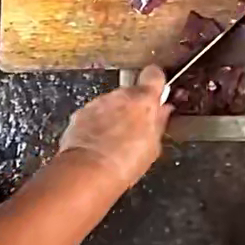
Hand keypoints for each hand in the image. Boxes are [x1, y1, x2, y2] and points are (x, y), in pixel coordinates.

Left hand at [55, 66, 172, 186]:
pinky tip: (99, 143)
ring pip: (111, 104)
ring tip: (116, 141)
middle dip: (133, 106)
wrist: (89, 170)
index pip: (154, 74)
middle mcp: (120, 95)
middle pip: (130, 92)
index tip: (157, 92)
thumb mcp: (153, 146)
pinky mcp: (81, 112)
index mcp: (143, 100)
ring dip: (114, 116)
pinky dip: (97, 124)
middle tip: (136, 129)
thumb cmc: (126, 162)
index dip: (155, 81)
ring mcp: (99, 102)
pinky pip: (94, 114)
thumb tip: (163, 110)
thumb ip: (159, 122)